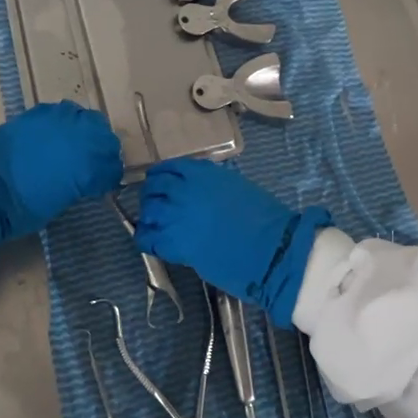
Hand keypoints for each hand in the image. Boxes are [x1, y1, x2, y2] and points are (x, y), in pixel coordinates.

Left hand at [0, 101, 121, 265]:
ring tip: (76, 145)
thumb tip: (88, 178)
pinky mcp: (38, 113)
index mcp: (87, 165)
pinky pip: (62, 113)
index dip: (109, 175)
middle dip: (102, 149)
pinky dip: (65, 123)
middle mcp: (79, 136)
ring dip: (86, 131)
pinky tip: (57, 135)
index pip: (112, 166)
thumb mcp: (61, 201)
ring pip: (86, 118)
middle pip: (104, 136)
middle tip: (94, 163)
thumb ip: (80, 183)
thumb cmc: (22, 208)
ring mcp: (58, 120)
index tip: (103, 183)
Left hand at [135, 158, 332, 327]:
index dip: (160, 177)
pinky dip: (146, 239)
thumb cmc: (263, 217)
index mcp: (201, 173)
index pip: (167, 168)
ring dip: (148, 217)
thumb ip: (211, 183)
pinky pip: (149, 239)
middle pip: (153, 188)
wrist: (271, 249)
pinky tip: (150, 243)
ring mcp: (176, 217)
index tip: (159, 184)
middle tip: (154, 206)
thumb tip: (198, 189)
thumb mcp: (235, 186)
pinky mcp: (175, 244)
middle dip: (151, 196)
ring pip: (148, 212)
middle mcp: (183, 190)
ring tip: (152, 226)